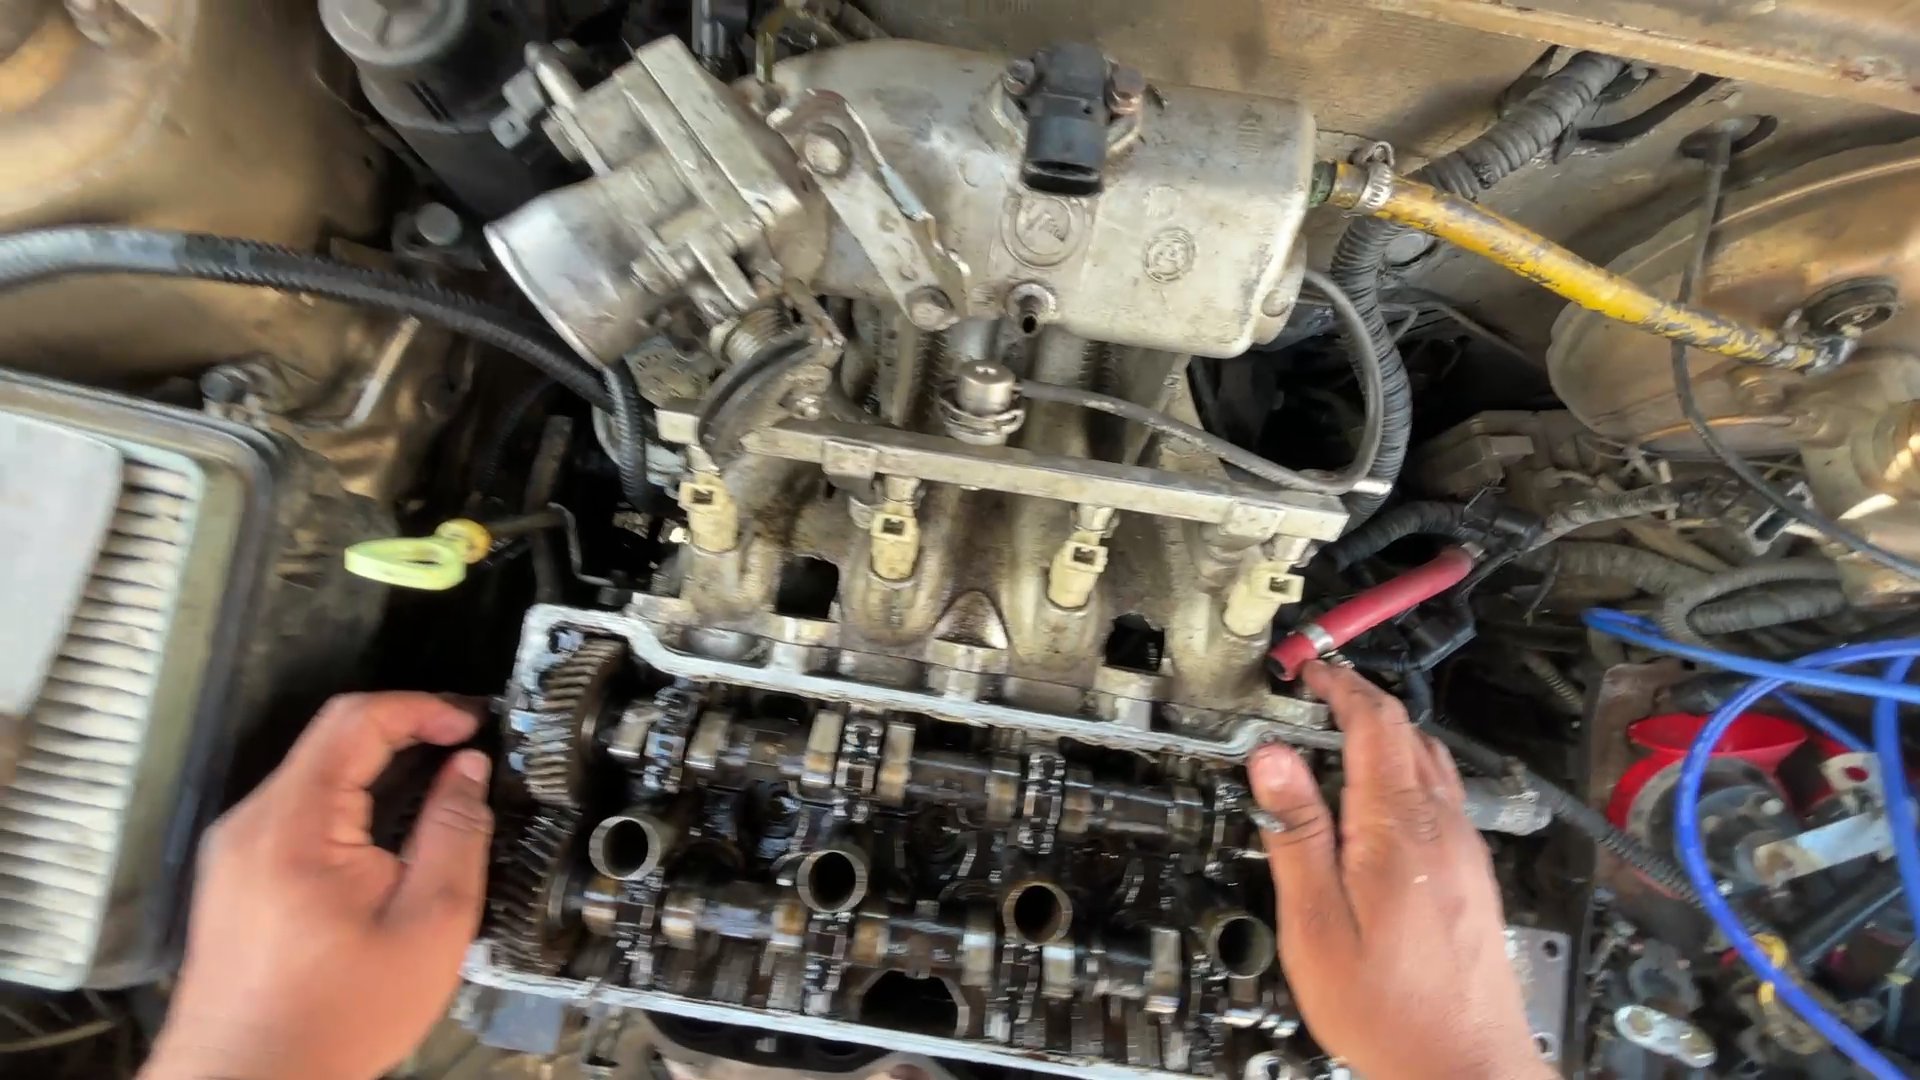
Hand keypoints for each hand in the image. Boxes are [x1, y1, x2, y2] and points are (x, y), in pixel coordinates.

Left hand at [142, 693, 493, 1079]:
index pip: (356, 721)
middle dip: (414, 728)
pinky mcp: (246, 871)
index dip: (425, 707)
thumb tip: (469, 767)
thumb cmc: (341, 1013)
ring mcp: (243, 849)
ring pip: (325, 766)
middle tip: (473, 746)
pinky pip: (312, 801)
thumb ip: (456, 828)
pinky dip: (366, 790)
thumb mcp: (432, 917)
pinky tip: (405, 817)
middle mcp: (254, 826)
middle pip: (337, 736)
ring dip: (392, 759)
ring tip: (451, 779)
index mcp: (295, 827)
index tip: (473, 725)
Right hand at [1250, 662, 1548, 1079]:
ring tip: (1337, 728)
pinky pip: (1440, 792)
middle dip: (1358, 700)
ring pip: (1428, 760)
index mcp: (1397, 831)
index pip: (1376, 726)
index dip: (1341, 687)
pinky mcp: (1471, 872)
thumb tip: (1271, 758)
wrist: (1465, 1073)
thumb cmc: (1385, 1007)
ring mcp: (1464, 850)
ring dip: (1383, 730)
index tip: (1309, 671)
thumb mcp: (1313, 920)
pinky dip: (1402, 765)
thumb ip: (1294, 831)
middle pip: (1406, 734)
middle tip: (1314, 693)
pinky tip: (1375, 788)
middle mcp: (1441, 830)